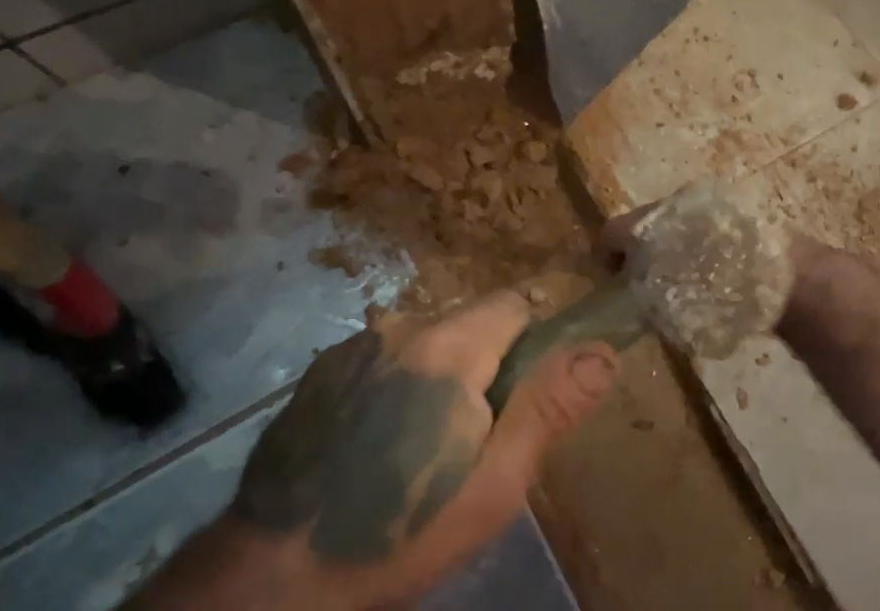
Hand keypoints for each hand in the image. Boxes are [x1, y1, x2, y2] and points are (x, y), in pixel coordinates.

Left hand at [223, 291, 619, 606]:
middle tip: (473, 441)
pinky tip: (376, 444)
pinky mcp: (319, 373)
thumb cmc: (404, 530)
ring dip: (438, 375)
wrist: (276, 574)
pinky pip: (383, 358)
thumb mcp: (495, 483)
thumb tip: (603, 350)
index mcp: (446, 346)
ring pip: (425, 340)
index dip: (532, 346)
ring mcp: (351, 348)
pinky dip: (396, 384)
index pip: (514, 304)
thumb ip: (549, 406)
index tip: (524, 401)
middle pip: (469, 321)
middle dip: (485, 365)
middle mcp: (396, 327)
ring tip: (421, 447)